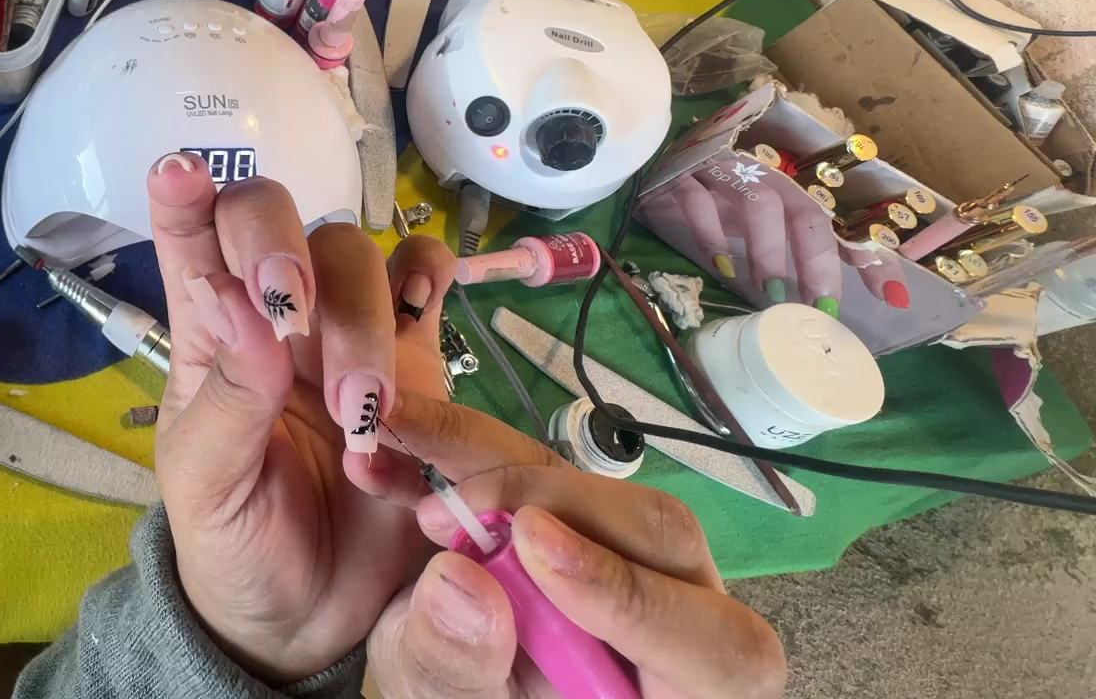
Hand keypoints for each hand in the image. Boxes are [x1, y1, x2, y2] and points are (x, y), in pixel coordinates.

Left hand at [145, 153, 468, 681]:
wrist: (309, 611)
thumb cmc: (235, 533)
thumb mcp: (206, 479)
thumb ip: (225, 396)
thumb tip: (246, 310)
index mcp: (209, 330)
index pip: (188, 239)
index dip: (181, 197)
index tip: (177, 172)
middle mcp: (276, 313)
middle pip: (276, 221)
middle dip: (284, 253)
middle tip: (293, 316)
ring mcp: (346, 325)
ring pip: (356, 252)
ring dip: (360, 313)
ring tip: (362, 411)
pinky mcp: (412, 353)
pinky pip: (424, 279)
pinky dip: (429, 272)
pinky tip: (425, 300)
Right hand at [360, 391, 786, 697]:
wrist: (442, 652)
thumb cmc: (463, 693)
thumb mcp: (440, 698)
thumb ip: (454, 660)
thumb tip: (463, 577)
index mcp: (676, 694)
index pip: (713, 648)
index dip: (630, 592)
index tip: (529, 541)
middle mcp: (672, 612)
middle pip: (658, 534)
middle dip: (549, 499)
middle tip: (451, 506)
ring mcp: (621, 550)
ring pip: (589, 480)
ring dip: (490, 458)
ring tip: (404, 455)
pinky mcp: (567, 506)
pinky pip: (529, 455)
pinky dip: (458, 442)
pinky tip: (396, 437)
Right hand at [643, 167, 849, 312]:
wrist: (646, 162)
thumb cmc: (702, 194)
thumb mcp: (747, 220)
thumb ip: (781, 243)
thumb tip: (819, 291)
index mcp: (780, 188)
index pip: (835, 223)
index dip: (865, 257)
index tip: (893, 298)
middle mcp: (757, 175)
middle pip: (801, 211)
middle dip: (817, 259)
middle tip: (820, 304)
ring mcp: (717, 172)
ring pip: (757, 204)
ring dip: (769, 250)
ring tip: (771, 290)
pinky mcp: (679, 176)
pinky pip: (699, 202)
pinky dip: (712, 235)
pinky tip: (721, 265)